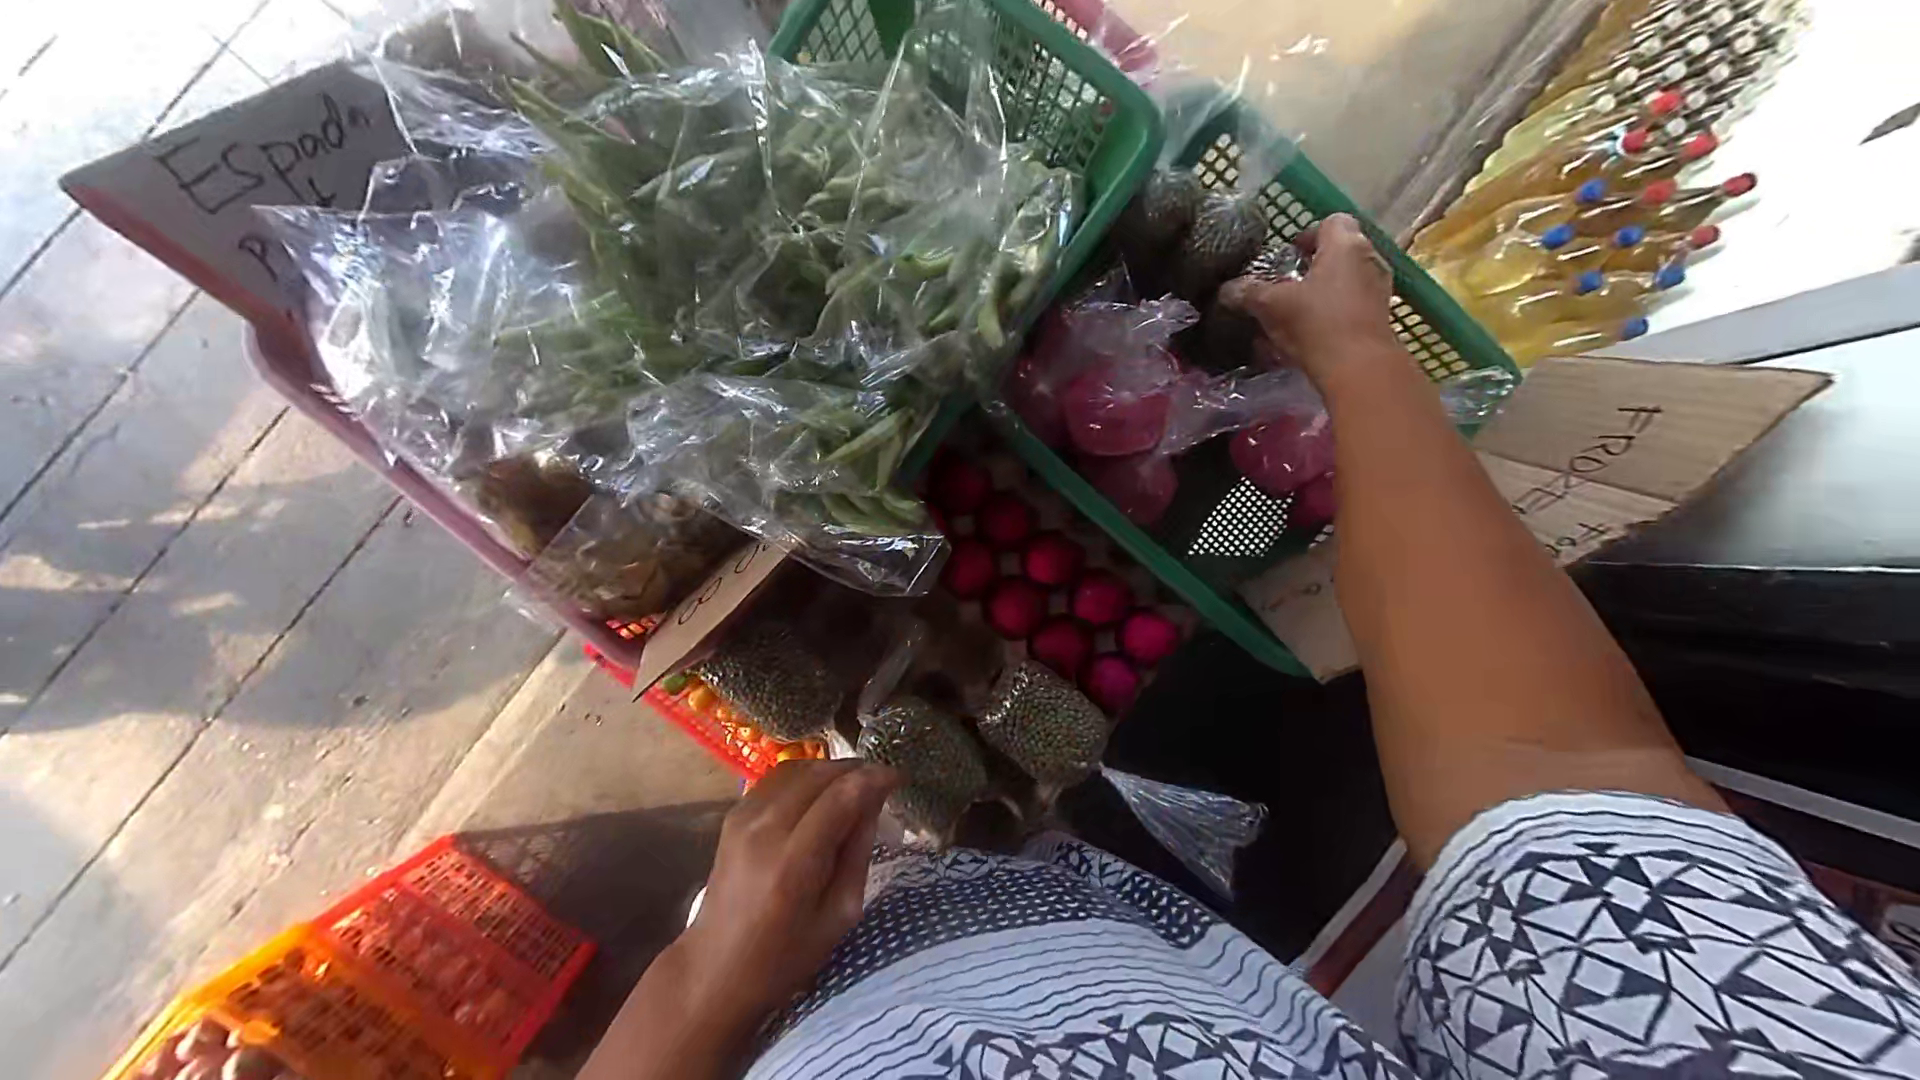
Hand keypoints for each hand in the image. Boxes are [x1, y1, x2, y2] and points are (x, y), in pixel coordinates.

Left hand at [675, 760, 899, 1027]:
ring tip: (854, 786)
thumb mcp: (840, 914)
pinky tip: (821, 792)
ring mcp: (744, 818)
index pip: (842, 796)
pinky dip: (807, 775)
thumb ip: (859, 851)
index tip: (899, 777)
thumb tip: (875, 801)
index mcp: (794, 863)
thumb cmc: (785, 957)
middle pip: (821, 774)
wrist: (714, 971)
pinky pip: (779, 777)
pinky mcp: (733, 814)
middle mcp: (765, 830)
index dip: (875, 778)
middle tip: (881, 782)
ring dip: (832, 769)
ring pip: (800, 768)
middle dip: (857, 770)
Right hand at [1219, 213, 1402, 386]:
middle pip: (1339, 251)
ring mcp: (1378, 289)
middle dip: (1312, 265)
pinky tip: (1309, 333)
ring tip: (1294, 311)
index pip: (1331, 221)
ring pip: (1345, 280)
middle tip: (1286, 284)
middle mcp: (1369, 260)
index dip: (1306, 234)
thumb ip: (1248, 293)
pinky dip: (1331, 312)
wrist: (1357, 366)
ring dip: (1321, 290)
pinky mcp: (1379, 317)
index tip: (1287, 255)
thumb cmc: (1316, 324)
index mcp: (1346, 246)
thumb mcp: (1271, 306)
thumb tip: (1226, 290)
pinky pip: (1351, 304)